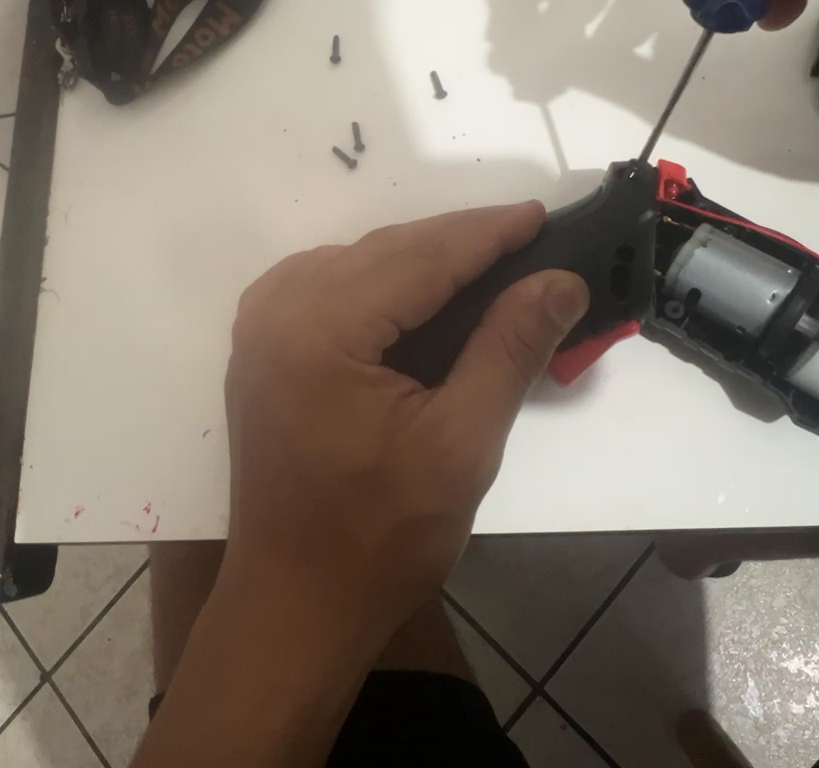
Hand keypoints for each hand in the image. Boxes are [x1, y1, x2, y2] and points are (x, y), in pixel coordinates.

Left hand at [220, 203, 589, 635]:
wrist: (295, 602)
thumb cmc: (380, 538)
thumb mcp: (461, 444)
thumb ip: (508, 349)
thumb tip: (559, 283)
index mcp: (320, 329)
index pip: (418, 258)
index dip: (486, 234)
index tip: (540, 215)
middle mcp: (277, 310)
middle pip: (383, 251)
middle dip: (456, 242)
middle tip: (525, 237)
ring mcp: (259, 327)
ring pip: (353, 262)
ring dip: (417, 257)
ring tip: (484, 262)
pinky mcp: (260, 348)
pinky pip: (324, 284)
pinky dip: (376, 279)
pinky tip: (411, 291)